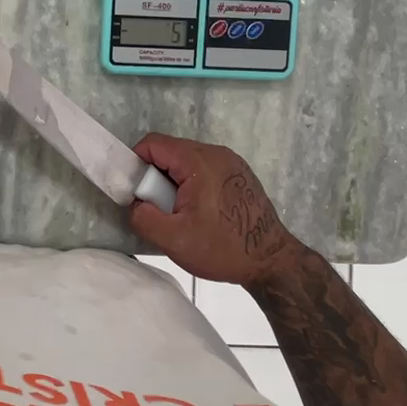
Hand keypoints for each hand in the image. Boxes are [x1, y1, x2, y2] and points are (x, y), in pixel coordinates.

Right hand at [127, 133, 301, 287]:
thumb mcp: (172, 239)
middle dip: (156, 175)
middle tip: (159, 207)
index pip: (154, 143)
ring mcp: (231, 162)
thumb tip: (137, 204)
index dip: (137, 163)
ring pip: (188, 160)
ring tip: (180, 212)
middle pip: (171, 151)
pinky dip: (193, 184)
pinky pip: (205, 169)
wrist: (270, 261)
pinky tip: (200, 212)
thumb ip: (143, 217)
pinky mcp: (240, 174)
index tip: (136, 190)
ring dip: (174, 181)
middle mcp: (216, 153)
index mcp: (199, 162)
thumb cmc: (222, 248)